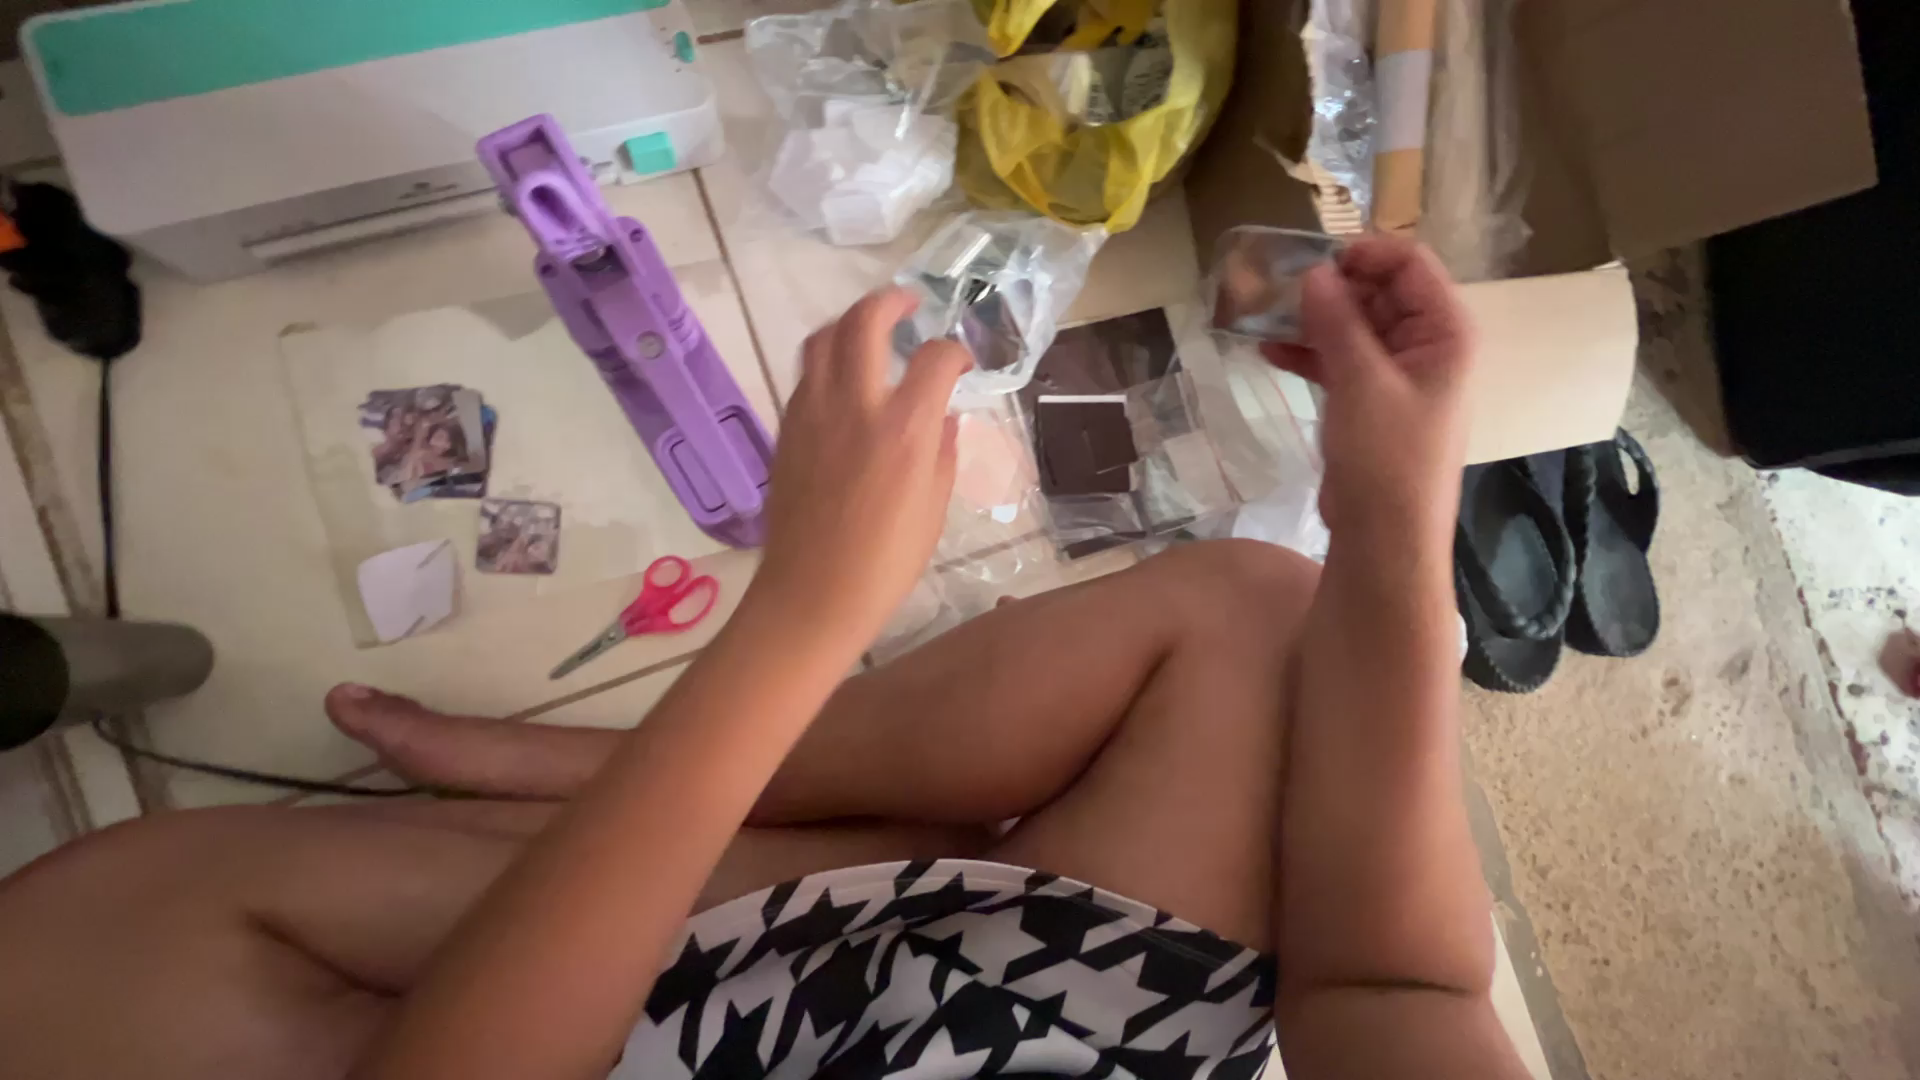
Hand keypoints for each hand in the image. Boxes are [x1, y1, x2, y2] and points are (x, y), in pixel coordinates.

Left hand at [752, 287, 972, 640]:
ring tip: (869, 332)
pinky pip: (806, 375)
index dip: (955, 351)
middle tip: (908, 303)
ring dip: (850, 323)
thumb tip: (944, 419)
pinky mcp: (786, 428)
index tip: (961, 361)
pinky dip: (828, 362)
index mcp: (905, 429)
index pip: (935, 358)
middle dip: (891, 300)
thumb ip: (943, 453)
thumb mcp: (934, 509)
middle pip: (866, 321)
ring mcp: (813, 413)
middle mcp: (856, 405)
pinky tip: (843, 382)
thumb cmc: (885, 563)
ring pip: (824, 338)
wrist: (812, 593)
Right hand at [1263, 236, 1473, 540]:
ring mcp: (1394, 375)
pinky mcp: (1367, 401)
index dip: (1363, 255)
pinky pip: (1338, 362)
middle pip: (1378, 294)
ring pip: (1353, 329)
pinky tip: (1268, 351)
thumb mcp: (1361, 383)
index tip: (1310, 262)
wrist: (1383, 533)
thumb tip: (1313, 273)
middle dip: (1330, 289)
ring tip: (1264, 318)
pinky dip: (1307, 354)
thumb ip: (1337, 323)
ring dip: (1312, 322)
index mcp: (1444, 331)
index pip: (1410, 266)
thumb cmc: (1386, 456)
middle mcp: (1425, 345)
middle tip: (1276, 290)